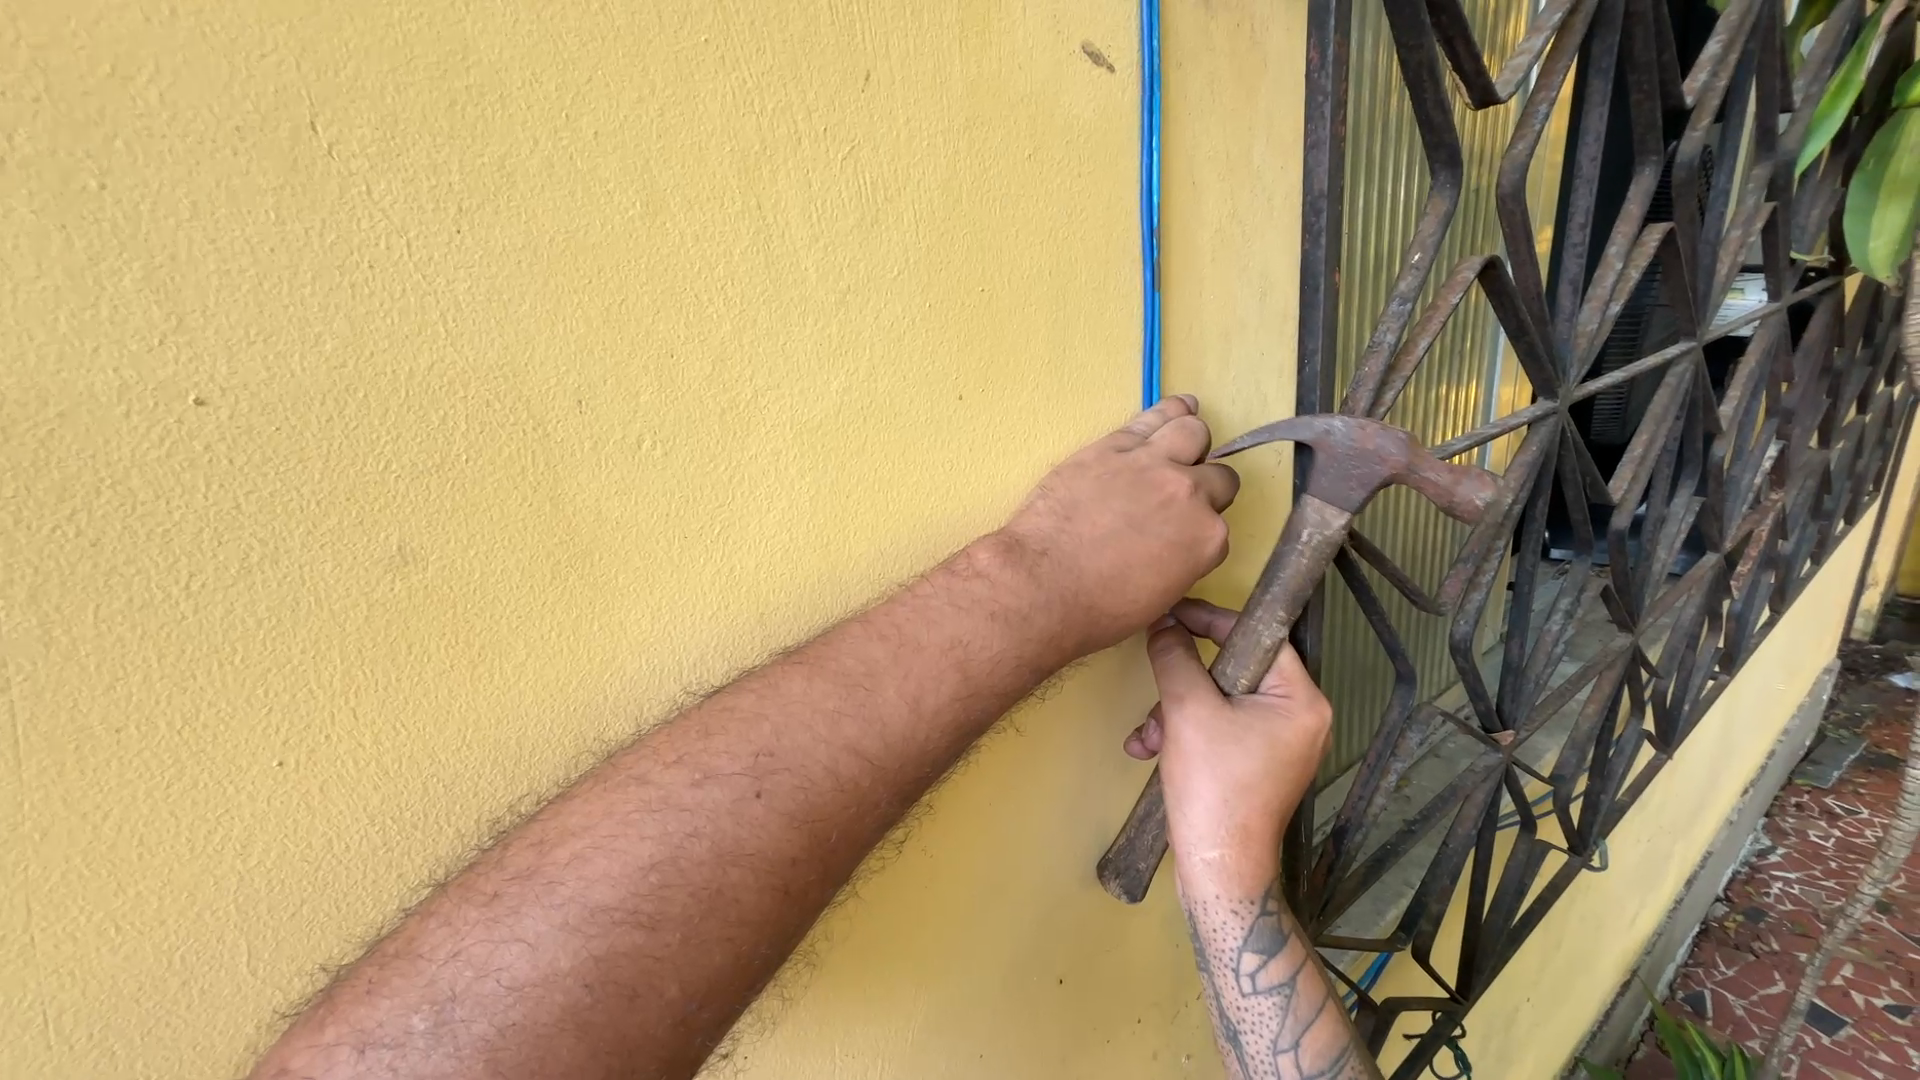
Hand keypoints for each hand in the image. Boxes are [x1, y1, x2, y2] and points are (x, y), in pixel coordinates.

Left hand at [996, 396, 1239, 655]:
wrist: (1042, 584)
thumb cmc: (1097, 608)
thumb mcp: (1158, 598)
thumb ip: (1180, 562)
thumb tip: (1173, 546)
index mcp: (1207, 540)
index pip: (1218, 524)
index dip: (1199, 528)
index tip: (1178, 533)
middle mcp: (1190, 495)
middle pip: (1217, 476)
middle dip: (1203, 486)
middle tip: (1175, 497)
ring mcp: (1152, 464)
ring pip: (1192, 432)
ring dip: (1191, 440)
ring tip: (1184, 441)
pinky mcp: (1113, 446)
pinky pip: (1153, 417)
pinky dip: (1170, 411)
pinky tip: (1180, 406)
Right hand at [1125, 599, 1332, 893]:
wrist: (1217, 869)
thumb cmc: (1214, 784)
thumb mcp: (1187, 709)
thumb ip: (1175, 657)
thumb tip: (1164, 625)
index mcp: (1300, 700)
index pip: (1258, 636)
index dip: (1212, 620)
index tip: (1173, 614)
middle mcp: (1297, 718)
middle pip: (1231, 672)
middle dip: (1182, 684)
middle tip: (1156, 693)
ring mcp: (1275, 745)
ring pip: (1216, 702)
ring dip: (1173, 713)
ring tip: (1148, 738)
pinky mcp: (1253, 766)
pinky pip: (1216, 730)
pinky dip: (1181, 734)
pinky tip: (1149, 751)